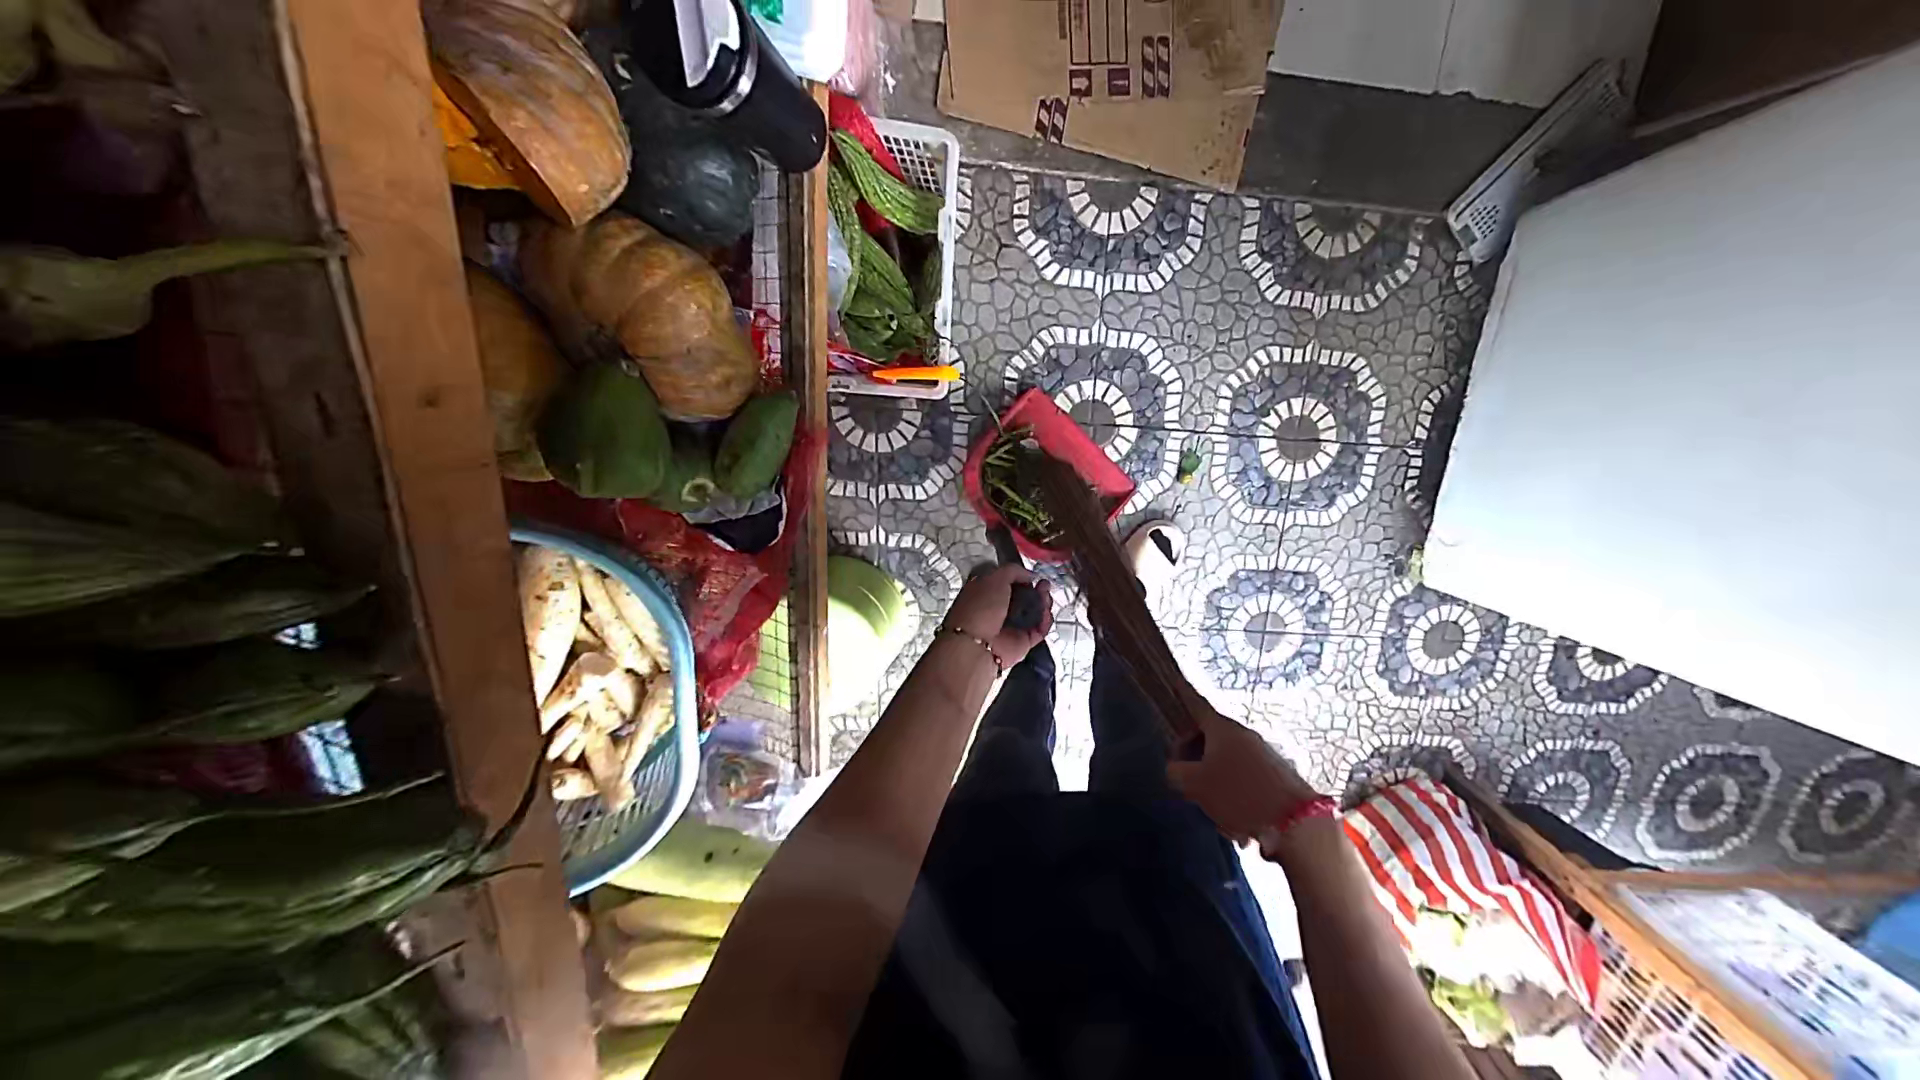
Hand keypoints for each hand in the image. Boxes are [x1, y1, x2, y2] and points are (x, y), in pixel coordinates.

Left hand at [943, 565, 1051, 667]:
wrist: (977, 644)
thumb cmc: (977, 610)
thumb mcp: (994, 578)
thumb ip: (1013, 571)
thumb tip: (1028, 574)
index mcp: (984, 592)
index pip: (1006, 582)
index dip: (1020, 577)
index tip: (1031, 574)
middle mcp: (996, 610)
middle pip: (1022, 597)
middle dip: (1035, 590)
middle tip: (1043, 585)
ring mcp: (1009, 626)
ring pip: (1033, 613)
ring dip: (1042, 603)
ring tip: (1046, 596)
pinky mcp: (1021, 641)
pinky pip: (1039, 630)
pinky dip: (1045, 621)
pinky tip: (1046, 613)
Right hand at [1167, 708, 1320, 844]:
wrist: (1297, 823)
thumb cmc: (1238, 794)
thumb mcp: (1194, 784)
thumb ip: (1175, 772)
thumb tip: (1176, 769)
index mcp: (1221, 728)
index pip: (1196, 705)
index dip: (1183, 695)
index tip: (1176, 682)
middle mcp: (1243, 736)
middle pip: (1208, 740)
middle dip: (1195, 762)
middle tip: (1188, 785)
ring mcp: (1263, 755)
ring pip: (1226, 766)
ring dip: (1216, 788)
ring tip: (1219, 817)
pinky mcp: (1277, 777)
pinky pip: (1246, 783)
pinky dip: (1237, 800)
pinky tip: (1240, 827)